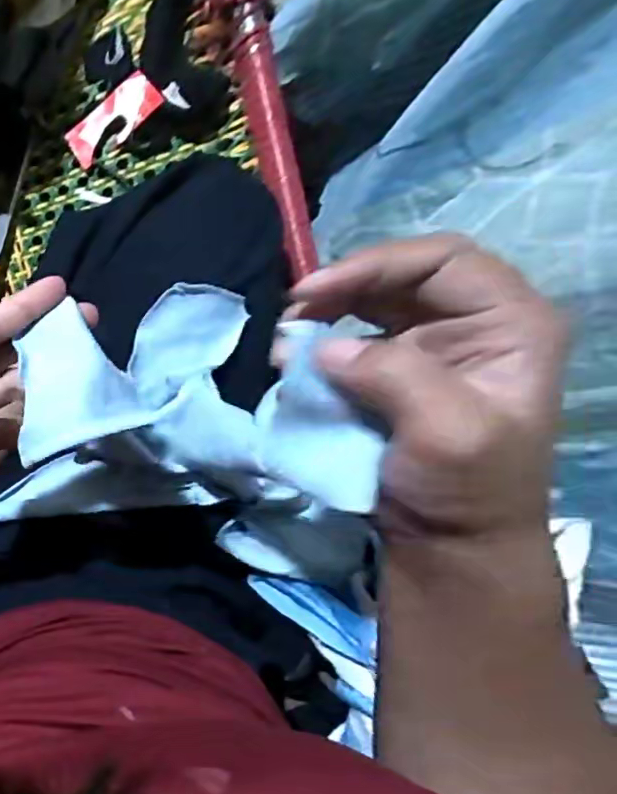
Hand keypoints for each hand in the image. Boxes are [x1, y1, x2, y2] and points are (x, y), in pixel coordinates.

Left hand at [0, 276, 77, 541]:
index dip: (19, 309)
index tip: (61, 287)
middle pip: (3, 351)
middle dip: (42, 334)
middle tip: (88, 318)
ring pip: (15, 383)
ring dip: (47, 372)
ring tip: (86, 358)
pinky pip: (16, 420)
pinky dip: (39, 413)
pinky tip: (66, 405)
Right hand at [289, 235, 567, 543]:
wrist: (446, 532)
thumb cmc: (464, 483)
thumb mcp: (448, 432)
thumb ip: (396, 378)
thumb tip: (323, 347)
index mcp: (508, 325)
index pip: (443, 261)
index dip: (373, 265)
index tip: (307, 295)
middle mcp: (469, 325)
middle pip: (399, 274)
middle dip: (338, 287)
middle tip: (289, 315)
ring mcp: (424, 348)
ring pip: (365, 301)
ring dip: (318, 314)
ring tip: (286, 344)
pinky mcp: (383, 372)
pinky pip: (343, 337)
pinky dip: (309, 343)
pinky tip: (291, 363)